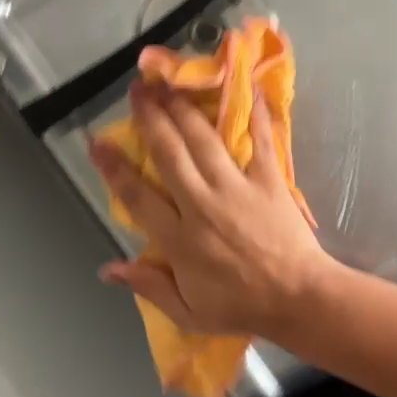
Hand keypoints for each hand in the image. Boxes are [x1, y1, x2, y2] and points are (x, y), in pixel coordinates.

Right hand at [90, 81, 337, 337]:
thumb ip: (148, 285)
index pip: (138, 196)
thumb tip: (107, 268)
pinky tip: (245, 87)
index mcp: (180, 239)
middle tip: (137, 91)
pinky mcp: (270, 181)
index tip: (98, 143)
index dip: (114, 168)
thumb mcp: (188, 312)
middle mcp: (203, 205)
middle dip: (150, 119)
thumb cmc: (243, 307)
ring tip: (170, 85)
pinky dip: (254, 114)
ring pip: (205, 142)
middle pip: (169, 155)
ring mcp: (238, 189)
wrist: (298, 298)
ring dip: (185, 110)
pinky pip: (260, 142)